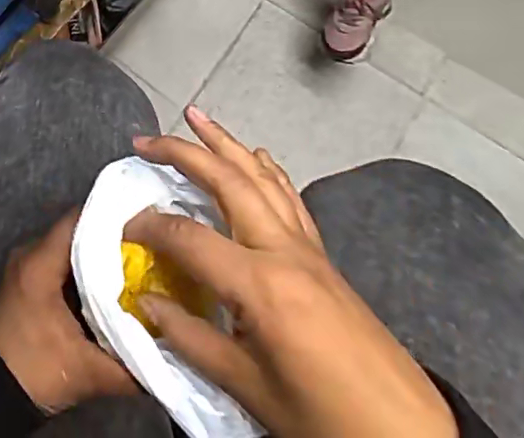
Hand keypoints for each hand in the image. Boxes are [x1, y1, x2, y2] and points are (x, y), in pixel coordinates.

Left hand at [0, 210, 138, 412]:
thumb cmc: (33, 372)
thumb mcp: (85, 371)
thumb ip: (129, 364)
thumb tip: (170, 355)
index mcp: (40, 262)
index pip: (82, 218)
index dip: (115, 216)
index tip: (146, 221)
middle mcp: (30, 253)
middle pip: (79, 229)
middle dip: (113, 234)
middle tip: (148, 240)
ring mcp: (25, 264)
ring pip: (70, 243)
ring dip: (99, 250)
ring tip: (136, 255)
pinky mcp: (26, 279)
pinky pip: (61, 257)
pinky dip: (84, 264)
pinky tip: (110, 277)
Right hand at [124, 107, 456, 437]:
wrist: (399, 426)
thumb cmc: (321, 415)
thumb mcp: (248, 388)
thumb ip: (192, 340)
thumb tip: (146, 303)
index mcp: (261, 284)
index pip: (190, 239)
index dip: (151, 228)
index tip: (124, 229)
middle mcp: (283, 248)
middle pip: (228, 182)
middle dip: (185, 153)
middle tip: (148, 138)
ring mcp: (306, 244)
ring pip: (261, 176)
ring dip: (226, 142)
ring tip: (198, 117)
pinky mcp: (320, 251)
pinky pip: (288, 194)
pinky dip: (265, 168)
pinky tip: (255, 155)